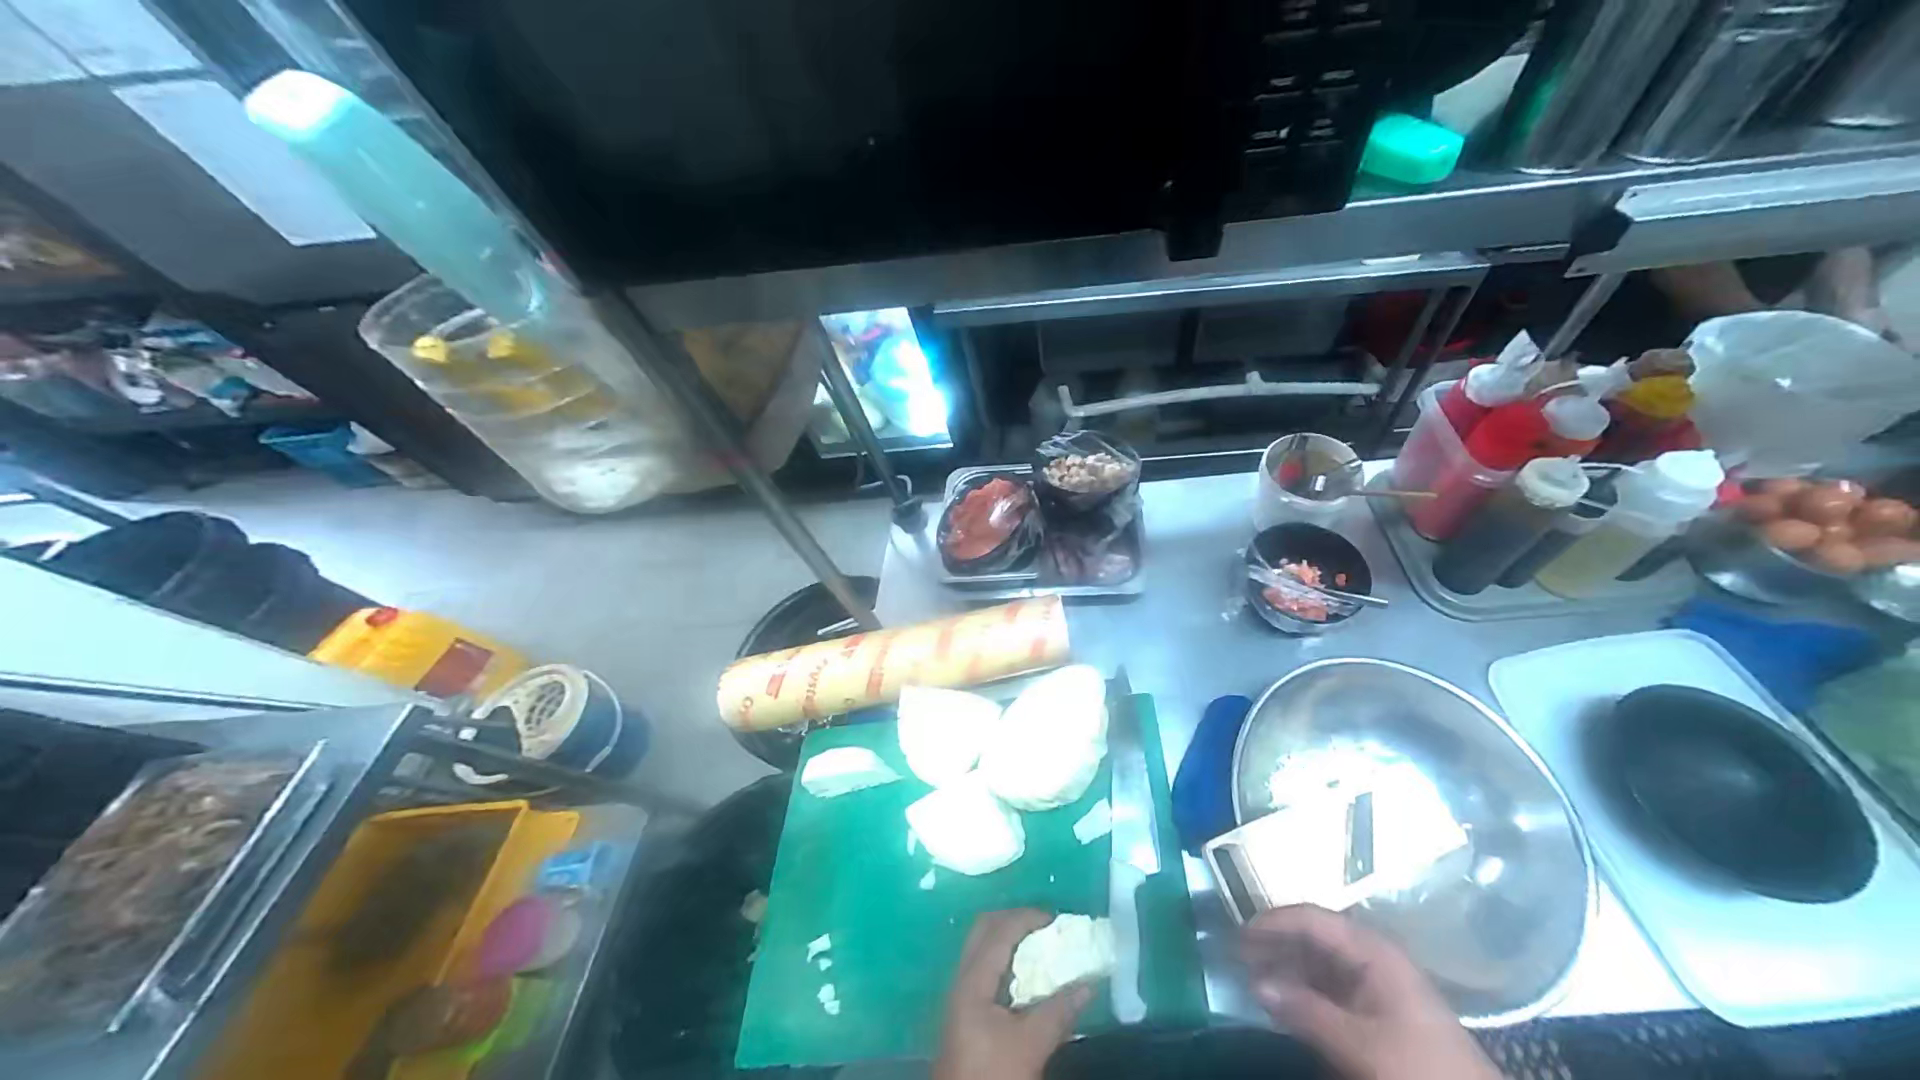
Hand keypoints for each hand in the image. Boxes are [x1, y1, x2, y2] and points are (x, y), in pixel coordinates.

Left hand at [934, 909, 1092, 1079]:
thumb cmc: (993, 1076)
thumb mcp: (1031, 1045)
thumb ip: (1059, 1012)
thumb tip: (1088, 984)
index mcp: (972, 980)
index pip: (998, 931)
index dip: (1026, 918)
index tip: (1056, 919)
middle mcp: (962, 979)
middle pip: (984, 930)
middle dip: (1014, 920)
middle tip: (1045, 926)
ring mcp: (962, 994)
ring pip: (983, 948)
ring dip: (1009, 939)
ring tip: (1040, 946)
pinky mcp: (967, 1011)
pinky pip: (985, 968)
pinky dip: (1006, 960)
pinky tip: (1027, 976)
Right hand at [1241, 905, 1500, 1079]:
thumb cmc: (1420, 1069)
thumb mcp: (1361, 1045)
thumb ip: (1306, 1011)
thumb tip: (1256, 983)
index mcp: (1373, 951)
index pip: (1312, 918)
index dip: (1272, 922)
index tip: (1237, 935)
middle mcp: (1373, 958)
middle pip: (1313, 936)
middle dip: (1274, 943)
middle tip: (1236, 957)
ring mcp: (1377, 986)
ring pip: (1319, 962)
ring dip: (1284, 967)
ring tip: (1252, 979)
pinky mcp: (1378, 1013)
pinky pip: (1329, 989)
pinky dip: (1302, 991)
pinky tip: (1282, 1002)